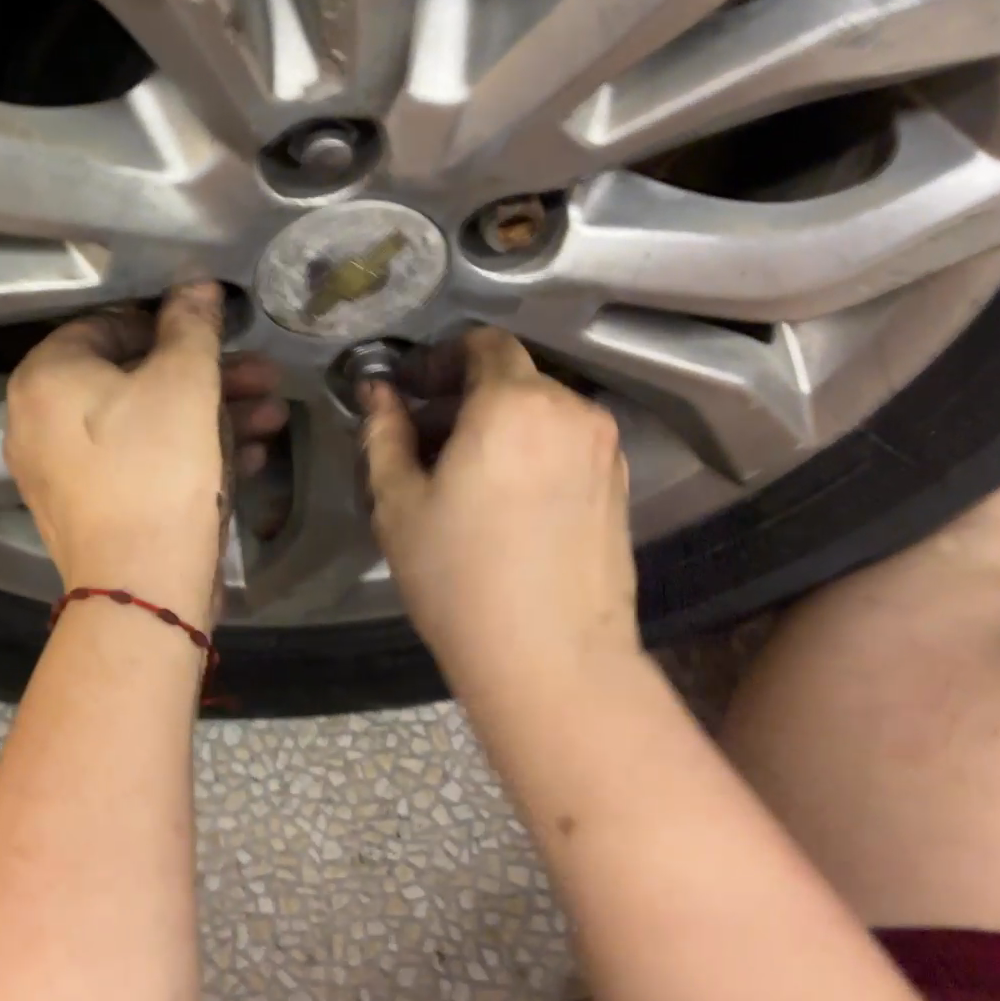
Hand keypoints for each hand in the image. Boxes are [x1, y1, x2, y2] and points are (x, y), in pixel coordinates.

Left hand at [5, 283, 233, 627]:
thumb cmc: (157, 469)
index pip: (107, 325)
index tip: (219, 334)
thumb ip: (191, 326)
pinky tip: (249, 457)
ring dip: (211, 417)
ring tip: (272, 417)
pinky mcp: (87, 509)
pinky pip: (137, 464)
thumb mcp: (184, 384)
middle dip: (207, 377)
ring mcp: (60, 470)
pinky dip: (186, 455)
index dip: (171, 323)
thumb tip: (196, 287)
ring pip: (143, 425)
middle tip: (263, 376)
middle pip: (134, 380)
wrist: (141, 587)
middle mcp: (38, 421)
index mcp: (45, 378)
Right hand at [360, 327, 639, 689]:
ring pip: (542, 413)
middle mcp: (570, 410)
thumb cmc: (456, 575)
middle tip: (426, 441)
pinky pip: (567, 446)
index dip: (443, 359)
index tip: (413, 392)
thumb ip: (385, 435)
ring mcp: (605, 447)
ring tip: (464, 477)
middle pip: (514, 378)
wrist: (549, 655)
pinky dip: (532, 453)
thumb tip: (378, 394)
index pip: (484, 345)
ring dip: (501, 426)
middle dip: (468, 396)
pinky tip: (505, 503)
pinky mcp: (620, 485)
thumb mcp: (397, 503)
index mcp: (512, 404)